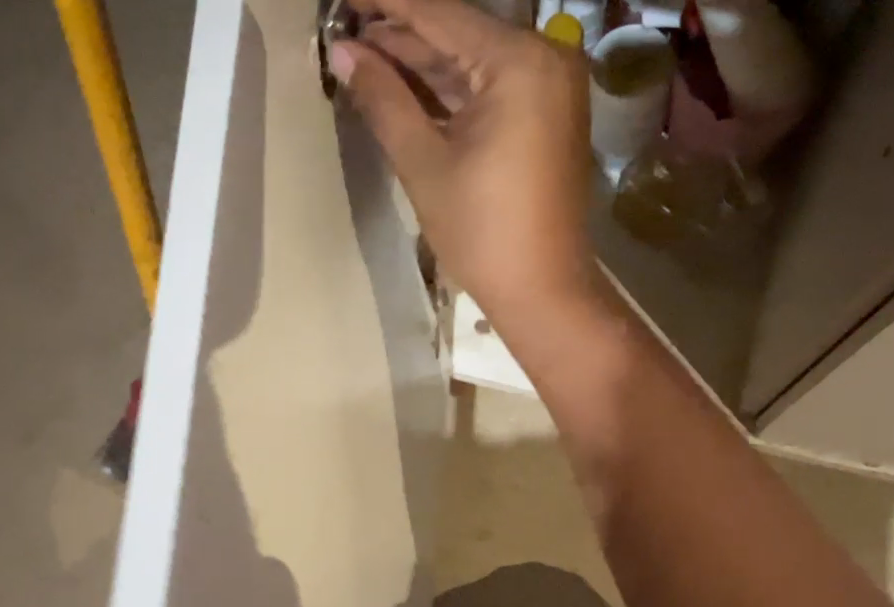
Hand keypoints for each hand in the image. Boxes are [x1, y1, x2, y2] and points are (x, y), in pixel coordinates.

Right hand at [331, 0, 595, 321]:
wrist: (544, 291)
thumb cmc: (484, 232)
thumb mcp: (424, 163)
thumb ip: (383, 99)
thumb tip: (342, 52)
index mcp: (519, 62)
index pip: (439, 13)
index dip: (385, 3)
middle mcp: (544, 59)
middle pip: (457, 33)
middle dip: (399, 34)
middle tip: (344, 33)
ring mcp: (550, 88)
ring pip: (472, 61)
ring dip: (420, 62)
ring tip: (361, 55)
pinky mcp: (547, 117)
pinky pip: (491, 87)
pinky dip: (449, 89)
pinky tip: (402, 85)